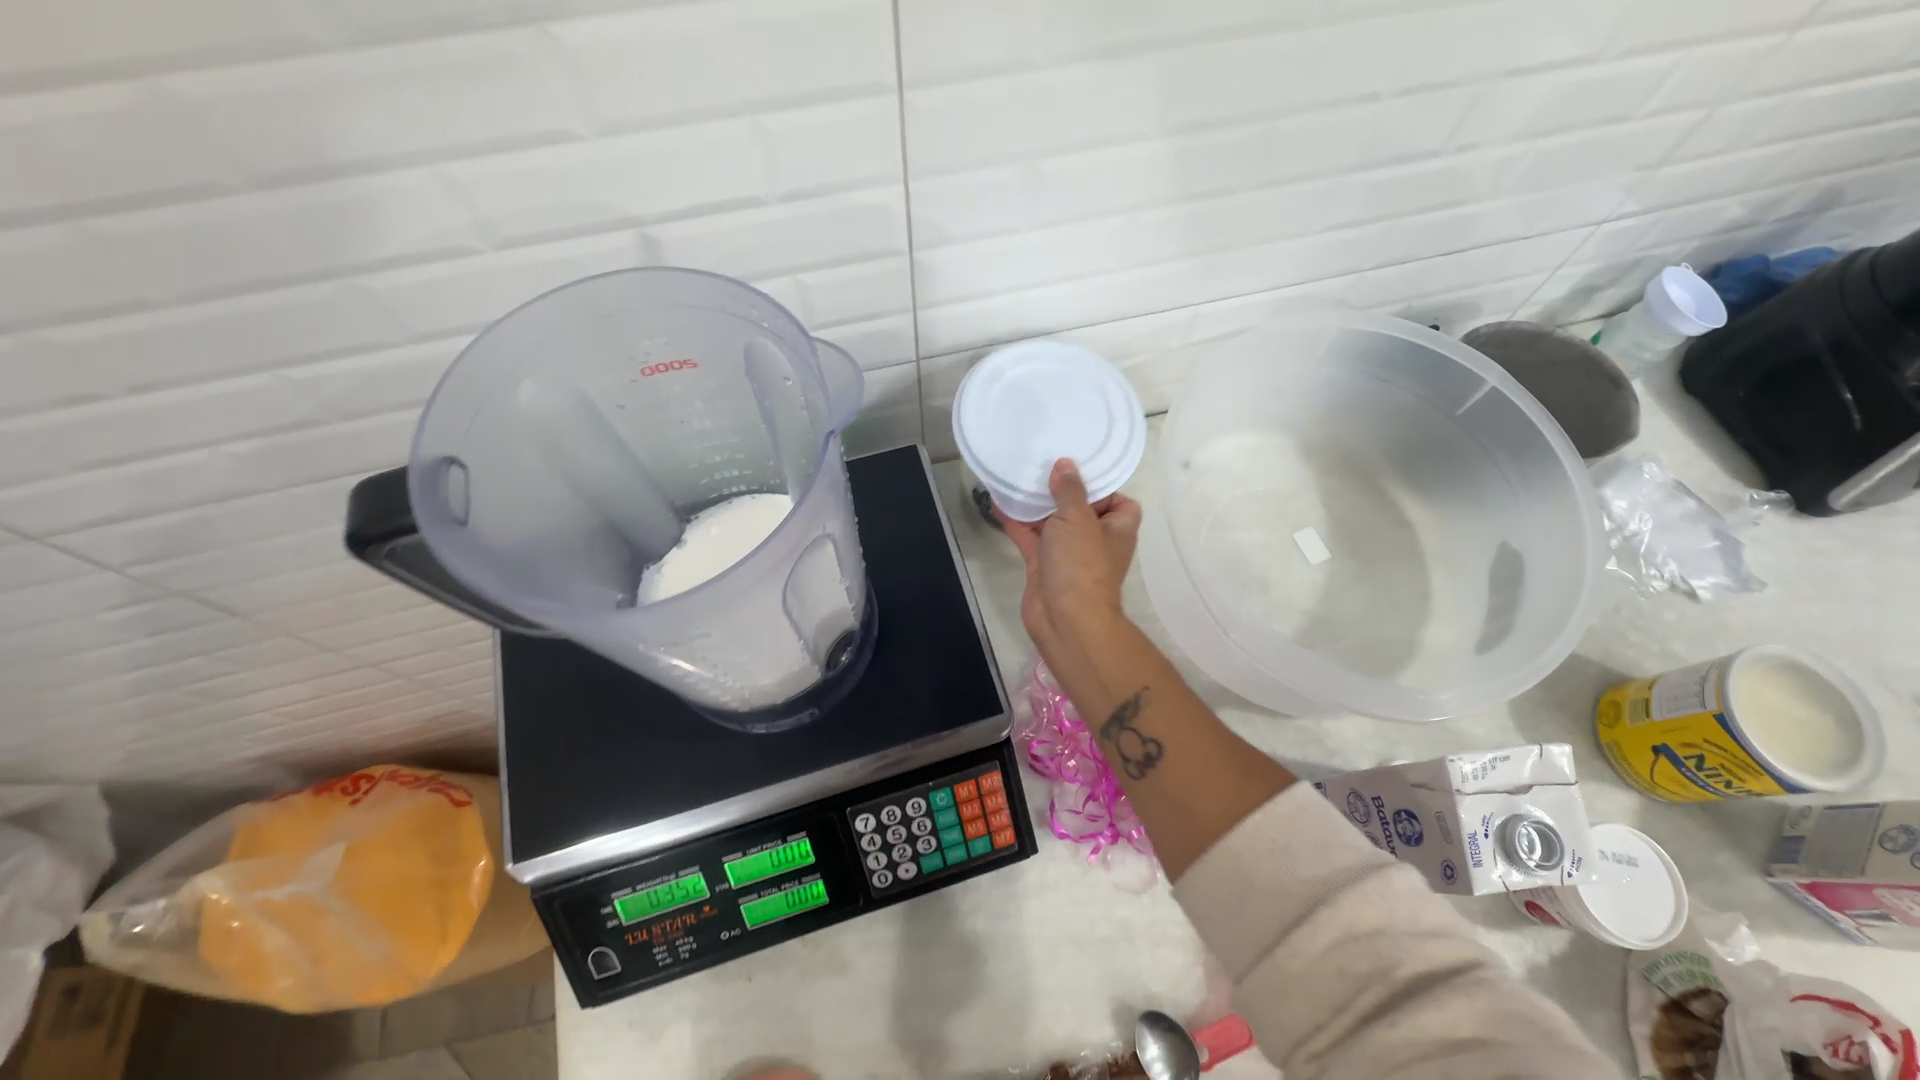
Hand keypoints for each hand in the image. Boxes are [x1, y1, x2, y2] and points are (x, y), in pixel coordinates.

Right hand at [998, 458, 1142, 659]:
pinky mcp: (1045, 567)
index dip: (1104, 488)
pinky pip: (1031, 539)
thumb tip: (1066, 465)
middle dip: (1062, 492)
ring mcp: (1069, 555)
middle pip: (1082, 510)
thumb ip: (1070, 490)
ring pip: (1053, 524)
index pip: (1120, 502)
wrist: (1065, 619)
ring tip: (1019, 479)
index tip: (1079, 472)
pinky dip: (1018, 524)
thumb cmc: (1081, 564)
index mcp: (1117, 528)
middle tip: (1043, 466)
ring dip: (1038, 506)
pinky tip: (1000, 505)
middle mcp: (1095, 540)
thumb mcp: (1078, 518)